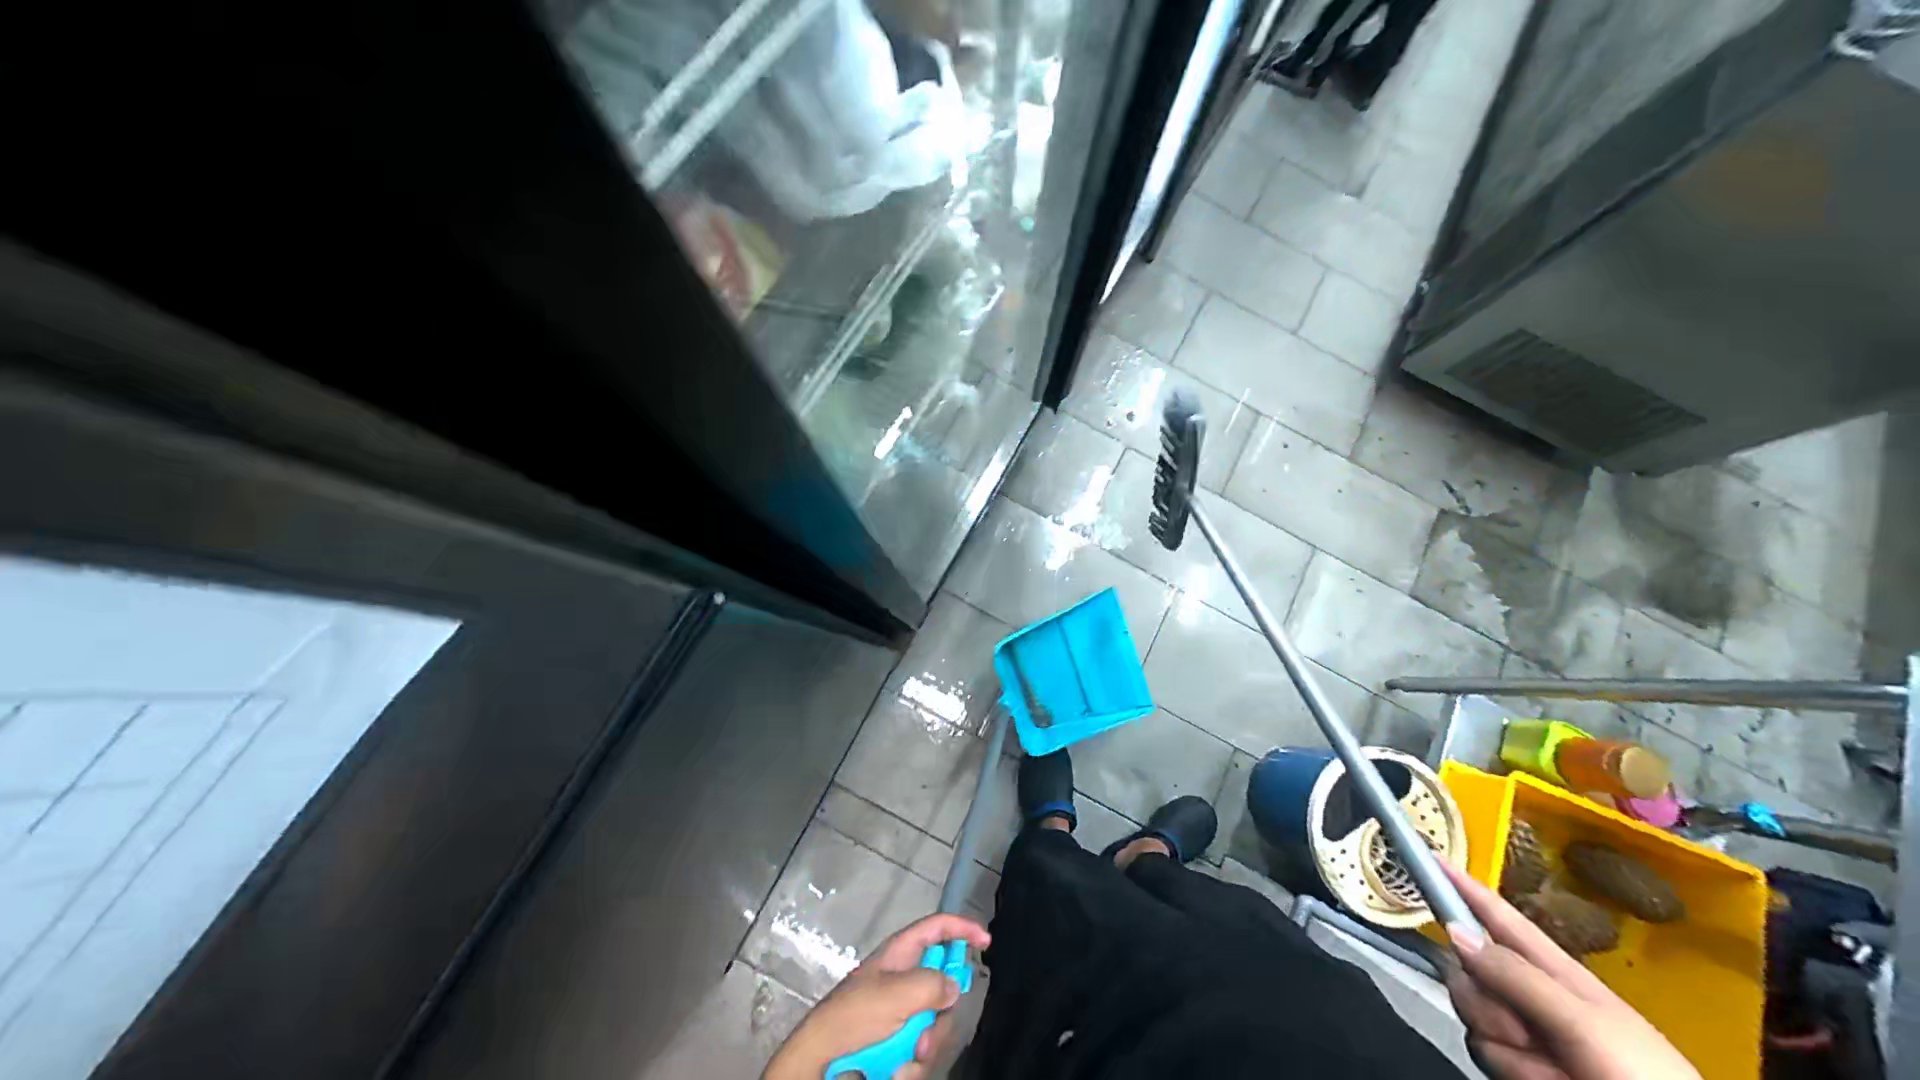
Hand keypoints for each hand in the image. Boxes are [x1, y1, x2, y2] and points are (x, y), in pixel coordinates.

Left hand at [764, 913, 991, 1079]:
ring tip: (904, 1061)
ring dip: (925, 1047)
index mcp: (900, 954)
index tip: (986, 942)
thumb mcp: (896, 994)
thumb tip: (952, 987)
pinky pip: (922, 1049)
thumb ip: (932, 984)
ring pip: (936, 1024)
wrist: (821, 1062)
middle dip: (940, 1016)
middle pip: (943, 986)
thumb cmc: (855, 1018)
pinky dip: (911, 1064)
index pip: (937, 928)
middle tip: (925, 1038)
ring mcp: (901, 1012)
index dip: (962, 928)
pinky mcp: (897, 1041)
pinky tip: (895, 1071)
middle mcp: (903, 979)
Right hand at [1440, 862, 1699, 1079]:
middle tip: (1526, 1031)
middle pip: (1468, 969)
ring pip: (1472, 1012)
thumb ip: (1516, 975)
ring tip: (1553, 1071)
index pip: (1497, 916)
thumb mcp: (1585, 1022)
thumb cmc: (1642, 1077)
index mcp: (1554, 971)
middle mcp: (1532, 995)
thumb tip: (1454, 931)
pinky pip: (1483, 1051)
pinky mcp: (1520, 1066)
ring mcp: (1527, 1033)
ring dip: (1505, 1043)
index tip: (1429, 855)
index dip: (1462, 885)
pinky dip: (1512, 1071)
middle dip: (1486, 1001)